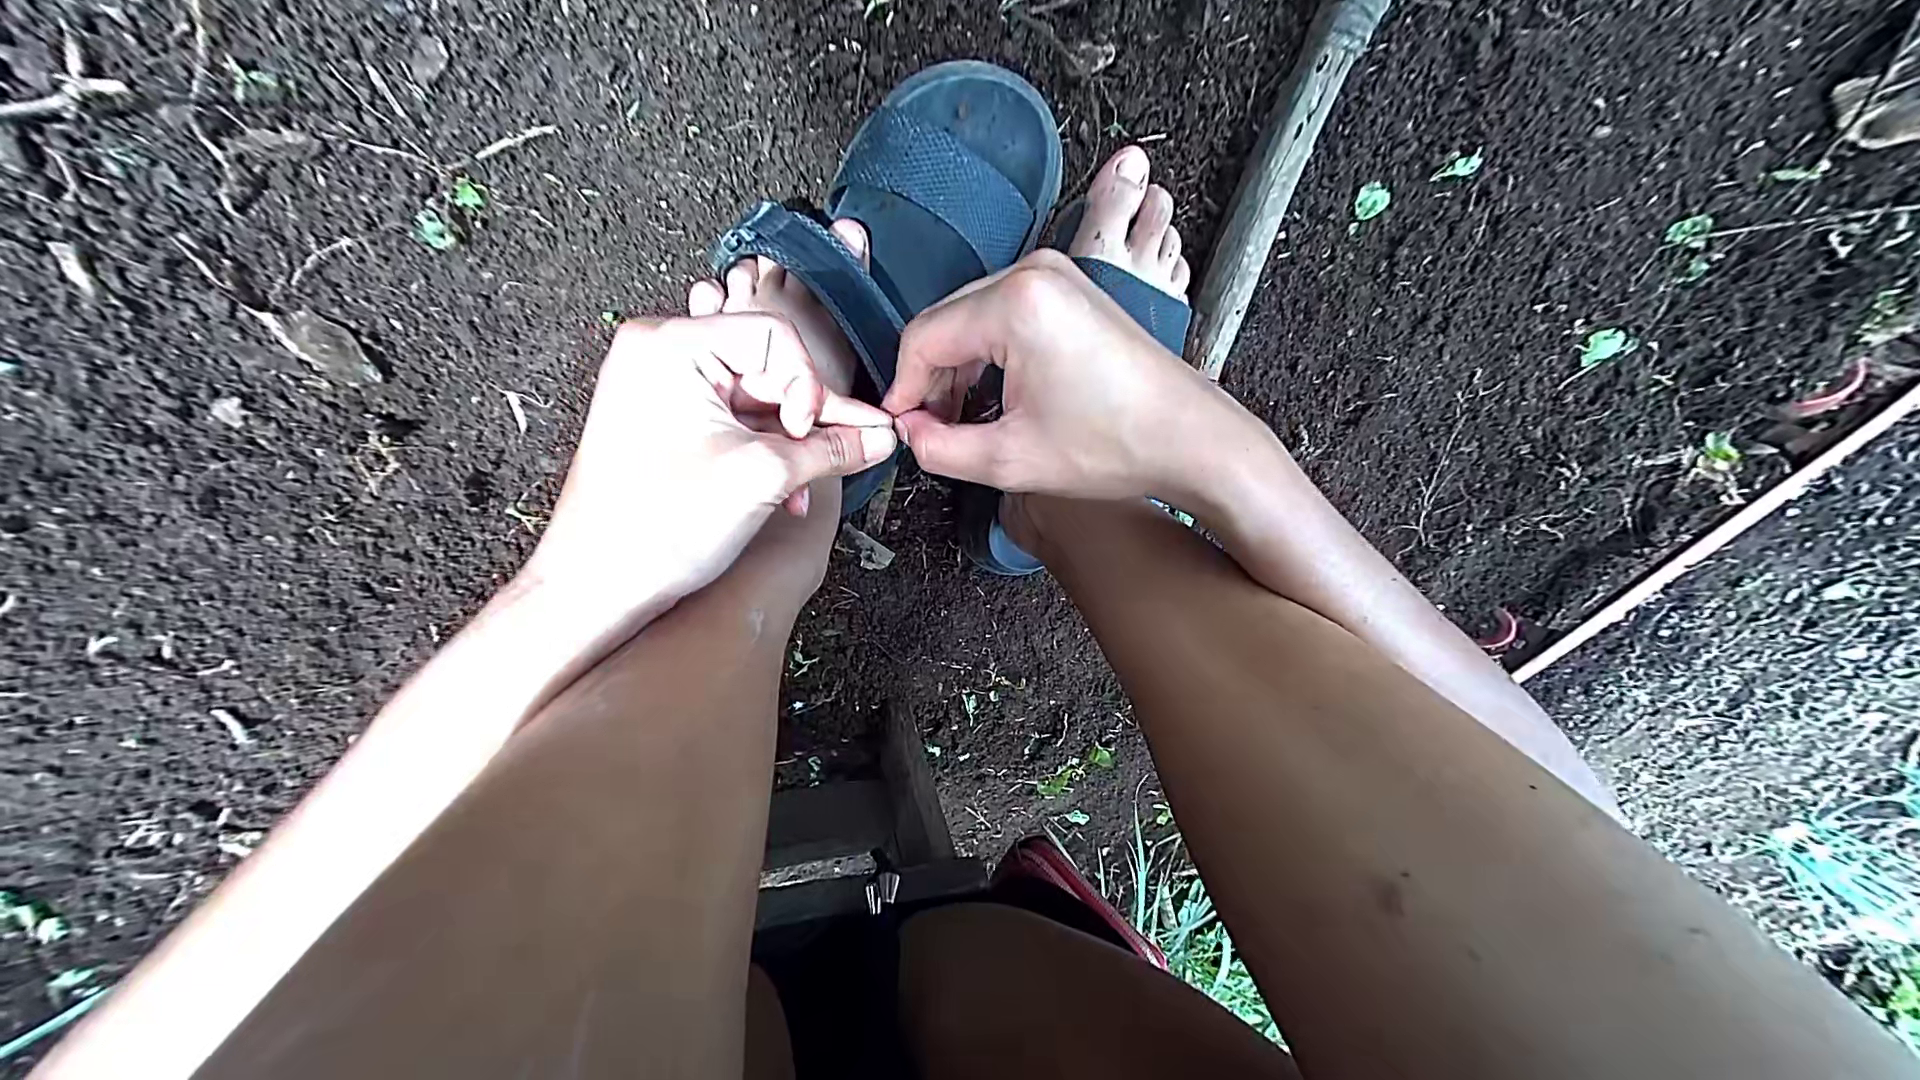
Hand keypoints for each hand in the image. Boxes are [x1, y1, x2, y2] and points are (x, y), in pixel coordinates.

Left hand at [524, 313, 895, 624]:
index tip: (812, 430)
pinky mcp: (672, 428)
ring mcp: (666, 395)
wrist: (602, 586)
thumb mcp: (764, 476)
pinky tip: (792, 491)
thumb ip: (832, 449)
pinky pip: (737, 428)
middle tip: (862, 441)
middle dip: (813, 420)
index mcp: (671, 348)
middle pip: (769, 372)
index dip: (807, 385)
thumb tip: (877, 437)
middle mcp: (664, 360)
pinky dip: (769, 457)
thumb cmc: (656, 528)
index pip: (774, 337)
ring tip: (820, 481)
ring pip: (758, 406)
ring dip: (795, 447)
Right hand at [882, 251, 1249, 502]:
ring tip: (959, 422)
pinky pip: (1004, 318)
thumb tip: (910, 432)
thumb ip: (939, 449)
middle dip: (930, 381)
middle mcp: (1035, 273)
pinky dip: (987, 358)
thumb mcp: (1009, 460)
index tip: (903, 424)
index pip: (923, 338)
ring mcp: (1057, 278)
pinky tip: (989, 398)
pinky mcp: (1070, 294)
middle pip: (945, 324)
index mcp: (1016, 303)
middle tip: (929, 430)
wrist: (1188, 438)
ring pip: (972, 320)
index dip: (903, 388)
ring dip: (957, 371)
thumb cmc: (1118, 444)